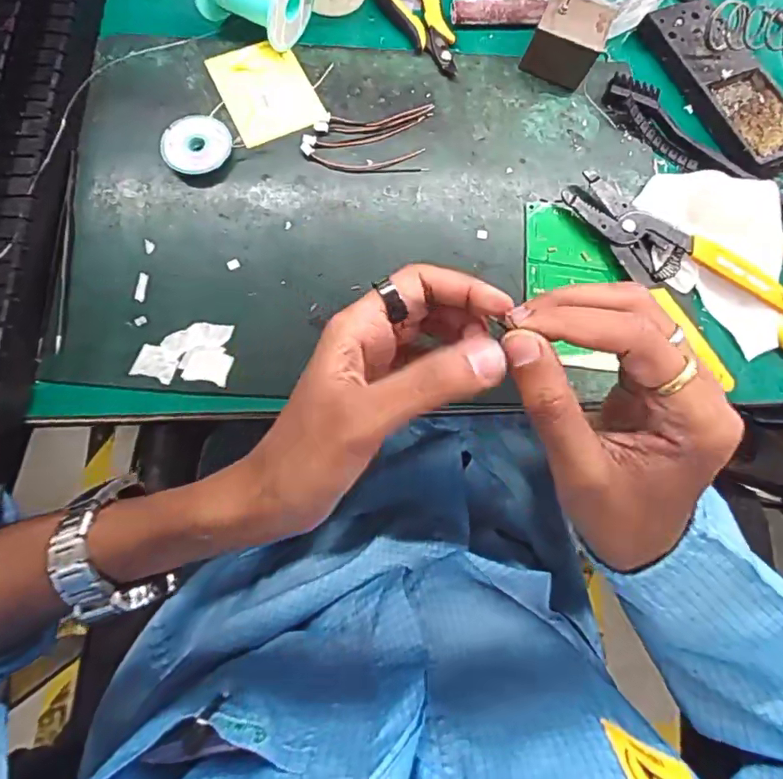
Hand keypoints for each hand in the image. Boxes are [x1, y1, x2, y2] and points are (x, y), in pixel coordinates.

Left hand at [226, 265, 513, 541]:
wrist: (274, 499)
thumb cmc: (311, 455)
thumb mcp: (370, 415)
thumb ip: (430, 382)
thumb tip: (494, 352)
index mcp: (358, 328)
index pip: (415, 282)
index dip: (460, 287)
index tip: (503, 310)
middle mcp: (367, 338)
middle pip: (425, 304)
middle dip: (466, 311)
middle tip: (508, 341)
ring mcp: (374, 365)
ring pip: (426, 334)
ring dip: (461, 337)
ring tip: (496, 359)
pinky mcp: (380, 392)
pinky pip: (423, 365)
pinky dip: (450, 365)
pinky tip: (471, 380)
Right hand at [500, 284, 742, 571]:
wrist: (647, 550)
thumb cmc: (618, 520)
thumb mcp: (578, 468)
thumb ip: (550, 402)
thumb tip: (518, 340)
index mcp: (698, 415)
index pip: (641, 339)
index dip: (578, 322)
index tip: (523, 324)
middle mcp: (704, 387)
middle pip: (646, 311)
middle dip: (578, 304)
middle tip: (523, 317)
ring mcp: (688, 378)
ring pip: (640, 310)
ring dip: (582, 304)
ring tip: (534, 317)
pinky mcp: (665, 376)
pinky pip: (630, 327)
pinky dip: (588, 317)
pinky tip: (555, 323)